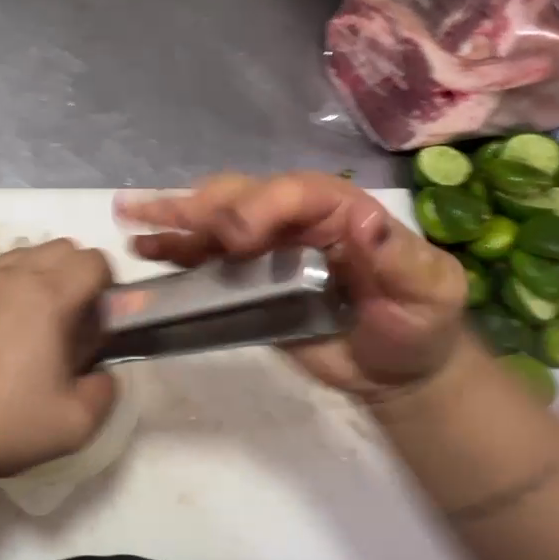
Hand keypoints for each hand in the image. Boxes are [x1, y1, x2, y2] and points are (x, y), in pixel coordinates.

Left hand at [0, 240, 117, 479]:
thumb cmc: (9, 425)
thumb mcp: (78, 422)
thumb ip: (105, 389)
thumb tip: (101, 373)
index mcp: (46, 297)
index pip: (93, 260)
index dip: (107, 287)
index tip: (100, 321)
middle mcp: (9, 277)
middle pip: (60, 247)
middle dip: (77, 275)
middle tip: (72, 322)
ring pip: (22, 255)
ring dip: (40, 276)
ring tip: (34, 325)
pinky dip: (4, 289)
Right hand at [117, 172, 466, 400]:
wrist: (396, 368)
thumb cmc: (418, 324)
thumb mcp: (428, 291)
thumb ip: (399, 258)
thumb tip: (365, 220)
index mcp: (337, 210)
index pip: (292, 191)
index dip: (260, 205)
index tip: (240, 237)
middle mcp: (292, 219)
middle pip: (242, 196)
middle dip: (208, 206)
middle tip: (178, 223)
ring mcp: (263, 247)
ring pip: (213, 217)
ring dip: (173, 216)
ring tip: (130, 215)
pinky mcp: (242, 278)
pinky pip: (202, 255)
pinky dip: (172, 247)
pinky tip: (143, 245)